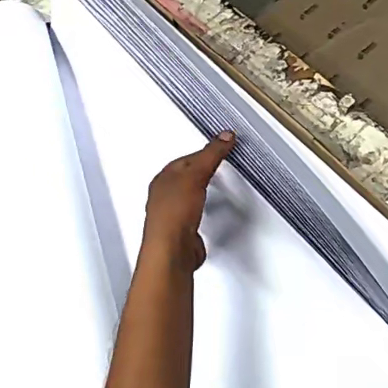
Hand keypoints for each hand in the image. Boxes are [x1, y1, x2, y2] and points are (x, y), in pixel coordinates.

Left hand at [143, 131, 234, 269]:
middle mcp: (165, 195)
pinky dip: (204, 209)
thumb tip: (224, 137)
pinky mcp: (183, 230)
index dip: (206, 150)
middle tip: (216, 160)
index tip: (222, 144)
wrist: (172, 250)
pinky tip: (208, 211)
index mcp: (164, 178)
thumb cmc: (173, 214)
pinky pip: (195, 213)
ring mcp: (174, 213)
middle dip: (201, 169)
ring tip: (213, 184)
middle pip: (187, 175)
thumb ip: (211, 155)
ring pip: (190, 194)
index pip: (188, 158)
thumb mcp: (196, 175)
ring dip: (202, 189)